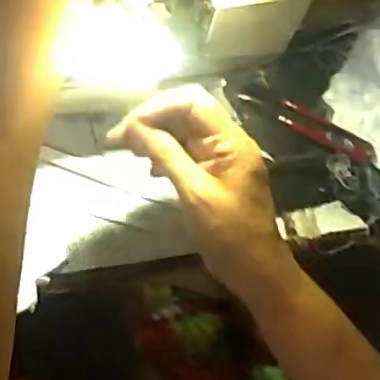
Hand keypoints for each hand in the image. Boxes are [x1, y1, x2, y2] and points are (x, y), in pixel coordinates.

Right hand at [106, 84, 296, 296]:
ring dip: (153, 133)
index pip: (192, 103)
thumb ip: (165, 155)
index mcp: (232, 141)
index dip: (158, 107)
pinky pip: (183, 147)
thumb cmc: (230, 236)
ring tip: (127, 147)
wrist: (258, 275)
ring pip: (181, 128)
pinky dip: (162, 149)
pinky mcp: (212, 170)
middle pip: (185, 111)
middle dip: (151, 118)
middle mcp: (227, 141)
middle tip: (121, 136)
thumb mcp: (195, 194)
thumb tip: (132, 127)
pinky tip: (148, 165)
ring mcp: (220, 155)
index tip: (129, 126)